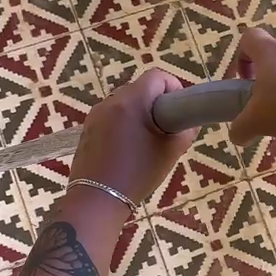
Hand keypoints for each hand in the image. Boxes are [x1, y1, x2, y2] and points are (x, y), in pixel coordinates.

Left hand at [69, 70, 196, 203]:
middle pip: (140, 88)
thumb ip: (186, 130)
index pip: (157, 76)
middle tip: (168, 128)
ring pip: (126, 102)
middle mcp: (110, 101)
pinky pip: (112, 116)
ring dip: (141, 113)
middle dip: (157, 102)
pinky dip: (125, 123)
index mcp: (131, 102)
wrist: (98, 199)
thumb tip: (188, 122)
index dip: (174, 87)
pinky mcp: (87, 129)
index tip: (179, 110)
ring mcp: (95, 115)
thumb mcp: (171, 151)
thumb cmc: (138, 174)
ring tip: (149, 140)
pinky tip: (129, 148)